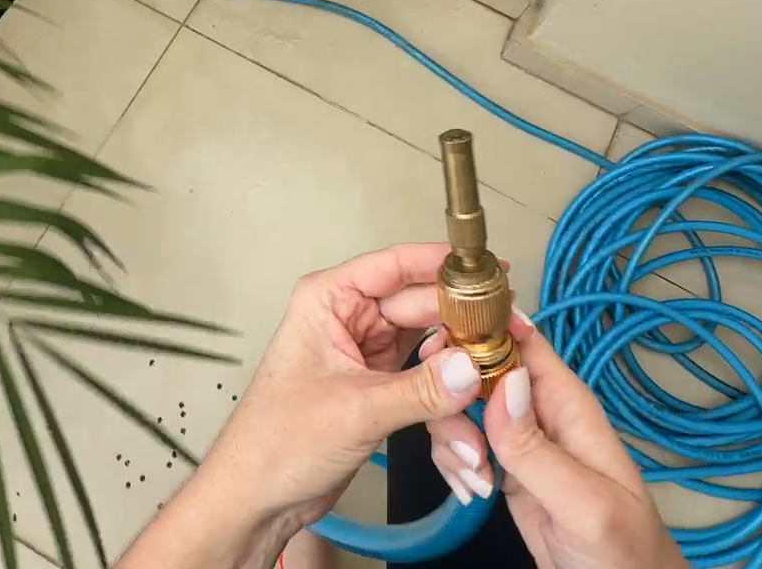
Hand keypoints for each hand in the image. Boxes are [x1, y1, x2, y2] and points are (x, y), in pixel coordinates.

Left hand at [207, 242, 486, 522]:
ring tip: (491, 371)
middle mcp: (349, 316)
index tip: (483, 266)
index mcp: (329, 299)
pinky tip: (467, 408)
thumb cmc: (275, 441)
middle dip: (460, 320)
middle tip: (503, 328)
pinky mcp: (378, 382)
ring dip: (456, 360)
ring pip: (426, 340)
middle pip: (419, 304)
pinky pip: (423, 374)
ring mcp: (365, 349)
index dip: (441, 262)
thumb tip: (468, 368)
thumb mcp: (355, 410)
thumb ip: (419, 390)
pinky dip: (444, 391)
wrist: (258, 498)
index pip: (394, 266)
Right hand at [424, 318, 689, 568]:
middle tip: (462, 443)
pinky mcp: (501, 463)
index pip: (519, 337)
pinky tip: (470, 490)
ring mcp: (518, 436)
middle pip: (476, 367)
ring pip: (460, 404)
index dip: (477, 328)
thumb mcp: (584, 504)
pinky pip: (460, 441)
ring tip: (474, 478)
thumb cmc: (623, 552)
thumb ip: (538, 448)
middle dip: (454, 397)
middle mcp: (537, 407)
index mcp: (565, 399)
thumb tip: (504, 380)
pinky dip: (453, 462)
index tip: (439, 349)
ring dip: (452, 437)